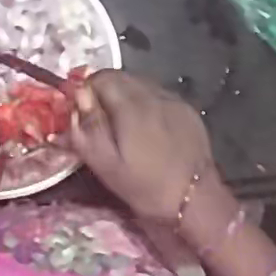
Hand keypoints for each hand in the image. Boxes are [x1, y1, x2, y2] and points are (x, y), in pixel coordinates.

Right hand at [68, 71, 216, 226]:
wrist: (197, 199)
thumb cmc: (147, 187)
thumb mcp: (108, 167)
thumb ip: (88, 130)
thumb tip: (77, 99)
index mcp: (130, 106)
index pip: (100, 78)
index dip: (86, 89)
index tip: (81, 109)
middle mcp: (152, 94)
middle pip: (120, 76)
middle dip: (104, 90)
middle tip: (99, 117)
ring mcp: (173, 100)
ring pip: (140, 83)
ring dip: (125, 94)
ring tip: (122, 123)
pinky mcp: (187, 109)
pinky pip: (159, 95)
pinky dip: (146, 102)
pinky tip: (148, 127)